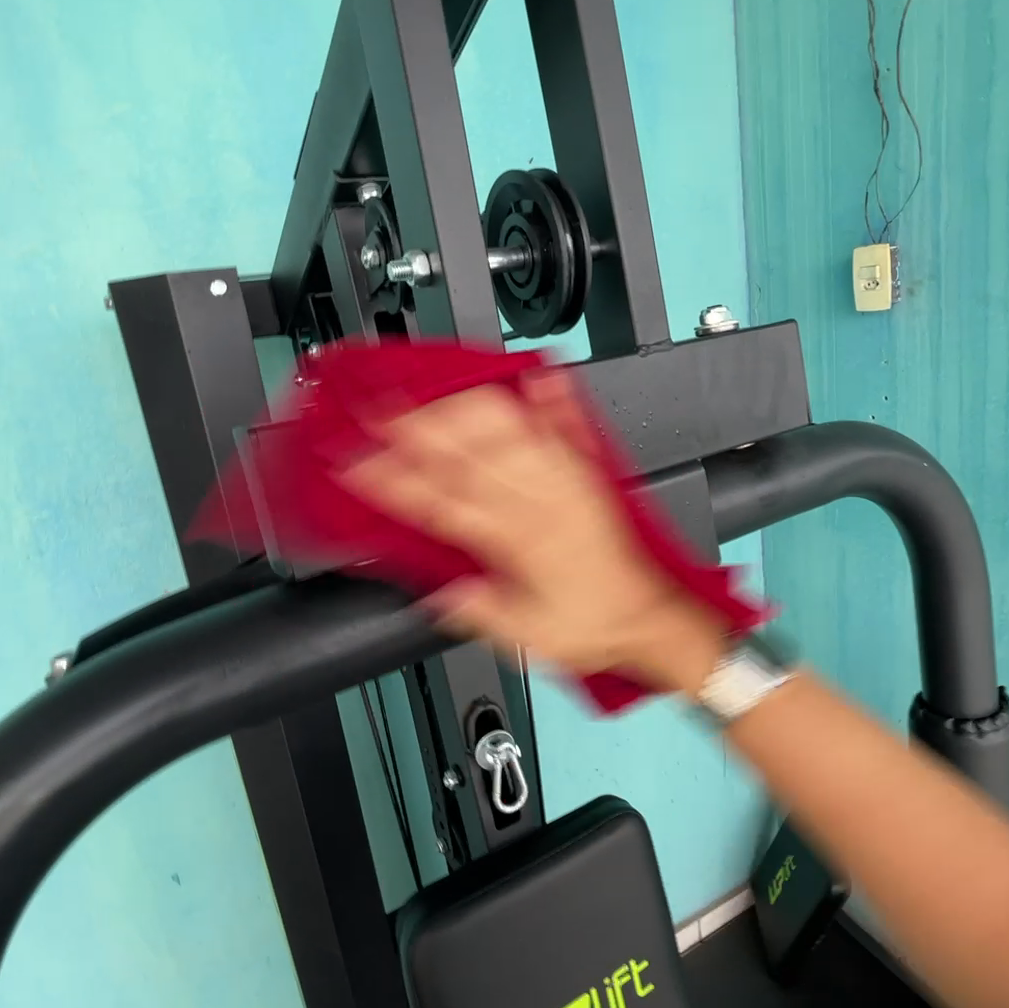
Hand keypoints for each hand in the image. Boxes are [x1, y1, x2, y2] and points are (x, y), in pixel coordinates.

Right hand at [339, 370, 721, 692]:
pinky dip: (555, 398)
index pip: (443, 503)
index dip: (395, 479)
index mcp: (520, 543)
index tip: (358, 460)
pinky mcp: (590, 475)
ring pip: (513, 432)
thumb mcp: (528, 636)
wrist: (650, 615)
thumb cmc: (594, 622)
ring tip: (435, 387)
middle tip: (379, 406)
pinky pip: (572, 429)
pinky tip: (539, 371)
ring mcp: (568, 483)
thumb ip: (480, 611)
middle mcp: (543, 504)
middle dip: (419, 428)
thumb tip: (439, 594)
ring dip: (469, 406)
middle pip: (470, 456)